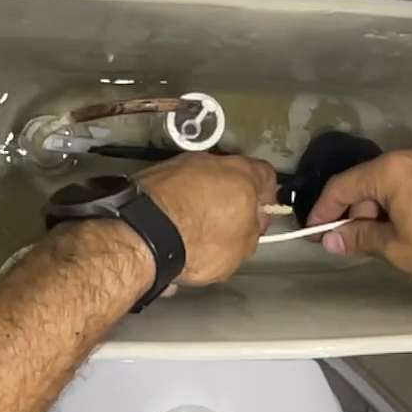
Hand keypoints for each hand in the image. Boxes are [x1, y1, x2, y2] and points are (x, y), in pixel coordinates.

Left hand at [137, 152, 278, 284]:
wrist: (145, 235)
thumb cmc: (196, 239)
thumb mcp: (241, 249)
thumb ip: (251, 231)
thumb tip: (248, 228)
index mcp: (242, 174)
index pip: (266, 176)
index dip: (264, 199)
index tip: (258, 217)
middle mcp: (210, 161)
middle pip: (228, 177)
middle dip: (227, 200)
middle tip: (225, 228)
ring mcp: (178, 166)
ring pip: (197, 183)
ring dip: (197, 203)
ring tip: (191, 234)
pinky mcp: (150, 176)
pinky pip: (170, 191)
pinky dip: (172, 207)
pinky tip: (168, 233)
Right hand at [305, 142, 411, 291]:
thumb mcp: (400, 249)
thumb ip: (361, 238)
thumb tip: (332, 238)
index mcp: (392, 169)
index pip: (343, 185)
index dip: (324, 209)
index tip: (314, 230)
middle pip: (371, 180)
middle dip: (358, 211)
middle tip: (356, 242)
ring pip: (397, 180)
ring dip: (384, 207)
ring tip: (390, 240)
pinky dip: (407, 200)